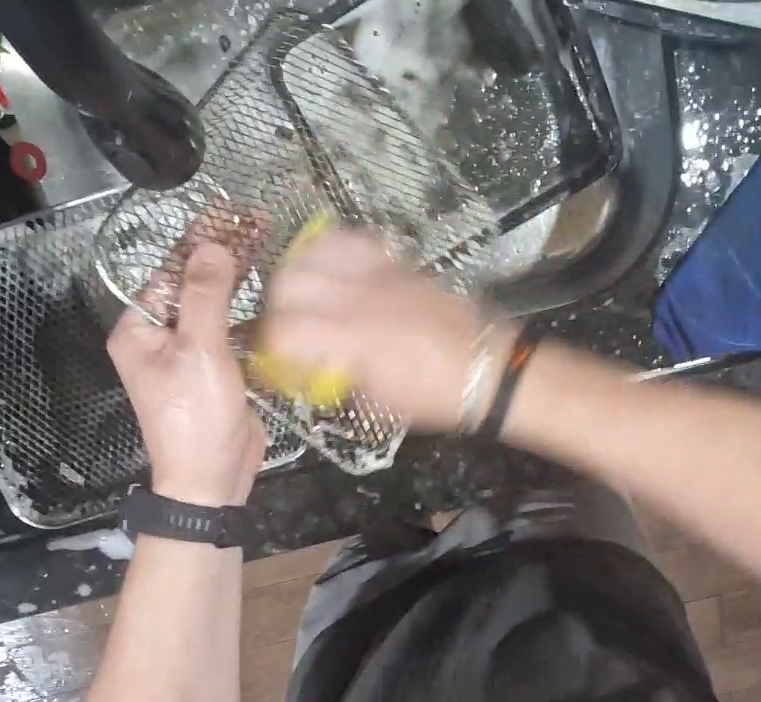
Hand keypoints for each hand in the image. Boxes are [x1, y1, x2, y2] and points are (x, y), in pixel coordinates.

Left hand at [108, 242, 265, 506]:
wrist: (212, 481)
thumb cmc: (196, 418)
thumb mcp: (199, 352)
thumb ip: (205, 296)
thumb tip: (212, 244)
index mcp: (140, 329)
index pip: (169, 270)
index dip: (201, 239)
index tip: (232, 211)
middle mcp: (160, 337)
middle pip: (192, 285)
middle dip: (223, 255)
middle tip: (259, 222)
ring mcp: (190, 355)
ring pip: (215, 308)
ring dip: (240, 282)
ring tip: (271, 247)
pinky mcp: (217, 372)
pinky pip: (231, 333)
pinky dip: (249, 315)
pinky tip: (273, 296)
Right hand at [259, 230, 506, 429]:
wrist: (489, 368)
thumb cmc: (435, 396)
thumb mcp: (379, 402)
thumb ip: (338, 377)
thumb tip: (315, 366)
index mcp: (350, 339)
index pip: (283, 329)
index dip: (270, 345)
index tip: (276, 357)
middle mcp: (357, 297)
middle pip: (289, 279)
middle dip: (278, 304)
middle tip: (289, 324)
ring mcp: (378, 273)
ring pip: (315, 250)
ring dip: (300, 271)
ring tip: (306, 294)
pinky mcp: (397, 261)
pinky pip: (353, 240)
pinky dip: (334, 249)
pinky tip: (335, 269)